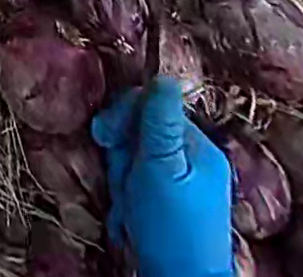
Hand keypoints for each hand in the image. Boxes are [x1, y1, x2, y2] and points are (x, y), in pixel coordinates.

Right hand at [90, 77, 234, 276]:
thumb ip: (160, 119)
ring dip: (122, 182)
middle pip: (140, 135)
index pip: (153, 107)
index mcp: (198, 147)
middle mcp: (191, 163)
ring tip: (128, 207)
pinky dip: (125, 203)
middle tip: (124, 182)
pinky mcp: (164, 211)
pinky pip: (135, 190)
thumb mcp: (163, 166)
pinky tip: (129, 221)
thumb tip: (164, 75)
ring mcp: (178, 189)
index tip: (104, 135)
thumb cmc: (172, 227)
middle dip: (123, 156)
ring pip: (133, 163)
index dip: (125, 116)